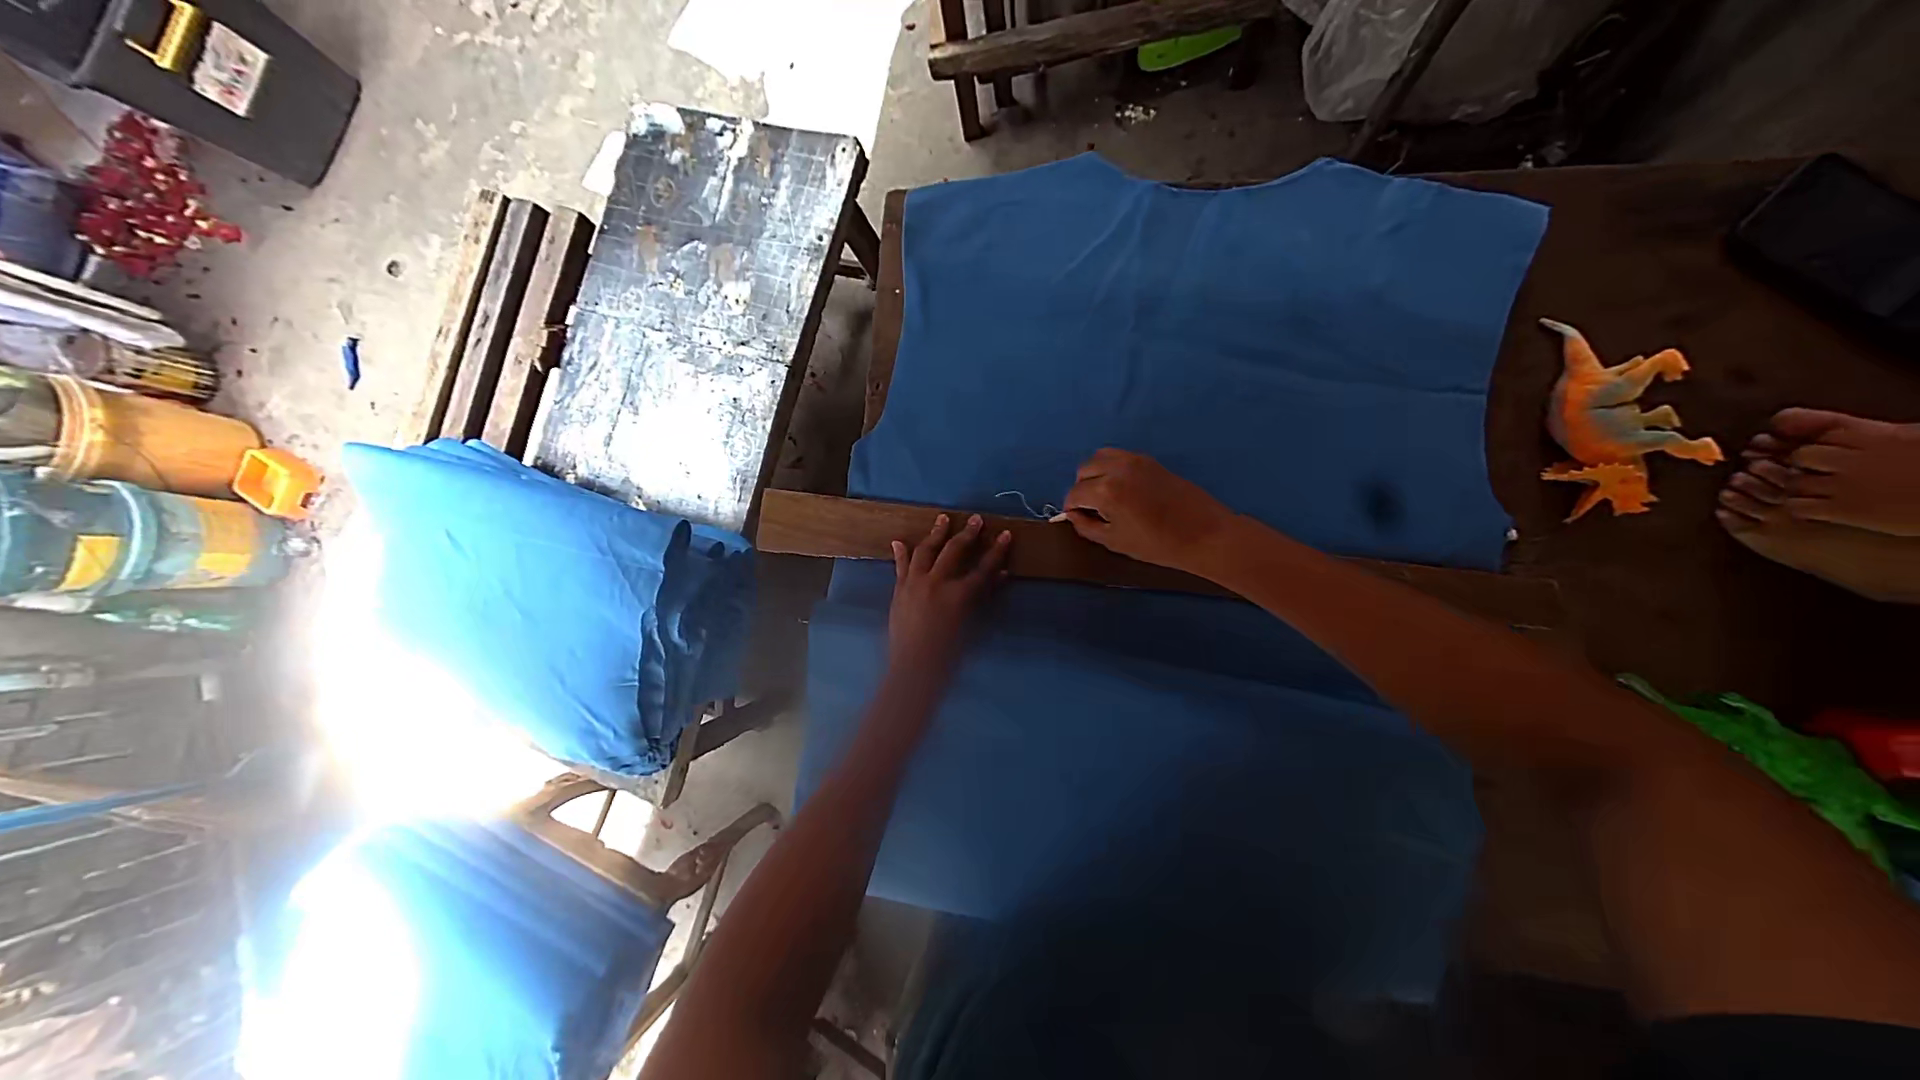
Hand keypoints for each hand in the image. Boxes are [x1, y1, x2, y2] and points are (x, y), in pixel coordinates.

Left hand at [888, 513, 1011, 672]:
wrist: (913, 667)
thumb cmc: (949, 653)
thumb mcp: (973, 624)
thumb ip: (985, 596)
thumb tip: (1002, 575)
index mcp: (960, 595)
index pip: (984, 567)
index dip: (996, 550)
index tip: (1005, 534)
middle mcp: (938, 582)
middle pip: (955, 550)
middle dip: (968, 533)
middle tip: (975, 519)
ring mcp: (915, 583)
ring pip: (926, 550)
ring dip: (936, 533)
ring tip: (942, 519)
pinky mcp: (899, 589)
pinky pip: (901, 566)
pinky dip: (901, 553)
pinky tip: (899, 540)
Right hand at [1062, 449, 1238, 571]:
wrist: (1204, 534)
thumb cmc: (1158, 545)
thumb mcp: (1115, 542)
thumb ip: (1087, 526)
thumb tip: (1073, 515)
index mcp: (1107, 490)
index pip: (1075, 493)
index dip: (1072, 508)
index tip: (1078, 518)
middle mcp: (1118, 468)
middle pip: (1084, 470)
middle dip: (1082, 488)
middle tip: (1092, 508)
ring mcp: (1135, 460)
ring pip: (1100, 457)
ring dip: (1095, 474)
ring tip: (1105, 495)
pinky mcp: (1150, 460)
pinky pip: (1119, 456)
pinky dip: (1112, 467)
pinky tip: (1122, 488)